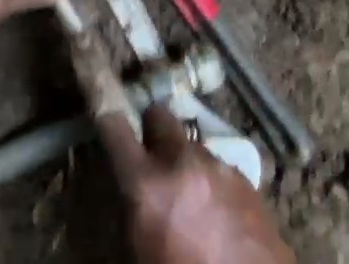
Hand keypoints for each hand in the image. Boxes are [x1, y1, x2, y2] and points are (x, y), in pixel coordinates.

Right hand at [99, 104, 293, 263]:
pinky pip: (219, 167)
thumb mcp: (138, 248)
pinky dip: (211, 180)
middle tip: (150, 155)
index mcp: (147, 183)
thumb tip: (126, 179)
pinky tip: (217, 211)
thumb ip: (130, 203)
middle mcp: (183, 163)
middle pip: (160, 115)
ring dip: (184, 160)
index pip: (114, 124)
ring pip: (191, 144)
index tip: (99, 101)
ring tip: (190, 195)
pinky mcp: (249, 182)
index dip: (103, 109)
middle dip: (151, 128)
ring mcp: (219, 169)